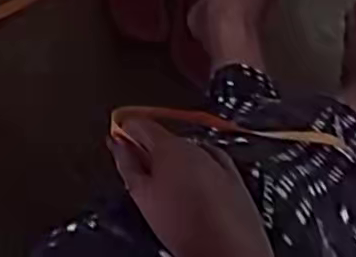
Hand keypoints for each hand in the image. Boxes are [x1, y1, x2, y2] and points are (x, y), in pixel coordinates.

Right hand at [110, 118, 272, 256]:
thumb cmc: (186, 231)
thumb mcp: (141, 194)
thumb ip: (124, 162)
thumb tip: (117, 144)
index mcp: (169, 145)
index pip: (138, 123)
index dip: (124, 132)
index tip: (119, 142)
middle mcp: (196, 148)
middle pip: (163, 138)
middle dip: (150, 151)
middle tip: (141, 172)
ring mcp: (219, 165)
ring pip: (187, 153)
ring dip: (175, 163)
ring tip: (169, 189)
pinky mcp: (238, 185)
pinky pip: (213, 166)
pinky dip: (201, 171)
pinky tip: (196, 189)